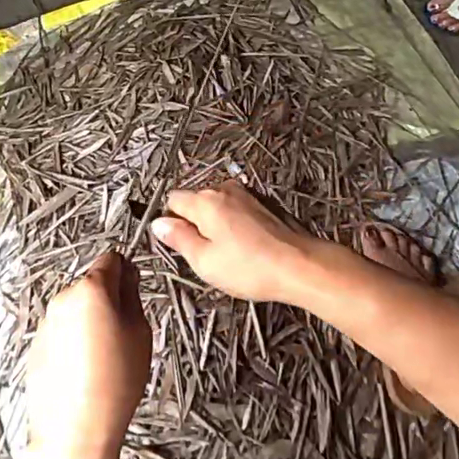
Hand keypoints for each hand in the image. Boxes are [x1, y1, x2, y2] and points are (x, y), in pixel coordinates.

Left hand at [25, 249, 151, 453]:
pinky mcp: (37, 347)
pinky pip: (62, 333)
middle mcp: (63, 299)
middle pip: (92, 285)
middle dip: (108, 300)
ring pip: (76, 310)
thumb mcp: (140, 332)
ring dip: (90, 322)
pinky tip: (85, 370)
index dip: (126, 272)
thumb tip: (128, 277)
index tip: (134, 288)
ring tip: (105, 358)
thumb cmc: (114, 383)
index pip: (111, 260)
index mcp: (91, 290)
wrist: (74, 432)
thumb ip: (132, 295)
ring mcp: (46, 324)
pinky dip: (74, 342)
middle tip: (124, 331)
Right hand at [151, 183, 333, 304]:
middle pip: (195, 202)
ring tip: (228, 254)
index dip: (171, 222)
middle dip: (194, 224)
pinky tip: (245, 248)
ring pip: (217, 207)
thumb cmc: (252, 267)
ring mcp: (246, 195)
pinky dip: (235, 225)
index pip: (172, 200)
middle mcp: (225, 191)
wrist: (299, 265)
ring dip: (216, 225)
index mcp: (205, 202)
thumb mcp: (204, 261)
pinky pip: (237, 211)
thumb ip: (178, 239)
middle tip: (205, 255)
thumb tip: (159, 225)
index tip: (178, 243)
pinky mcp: (262, 204)